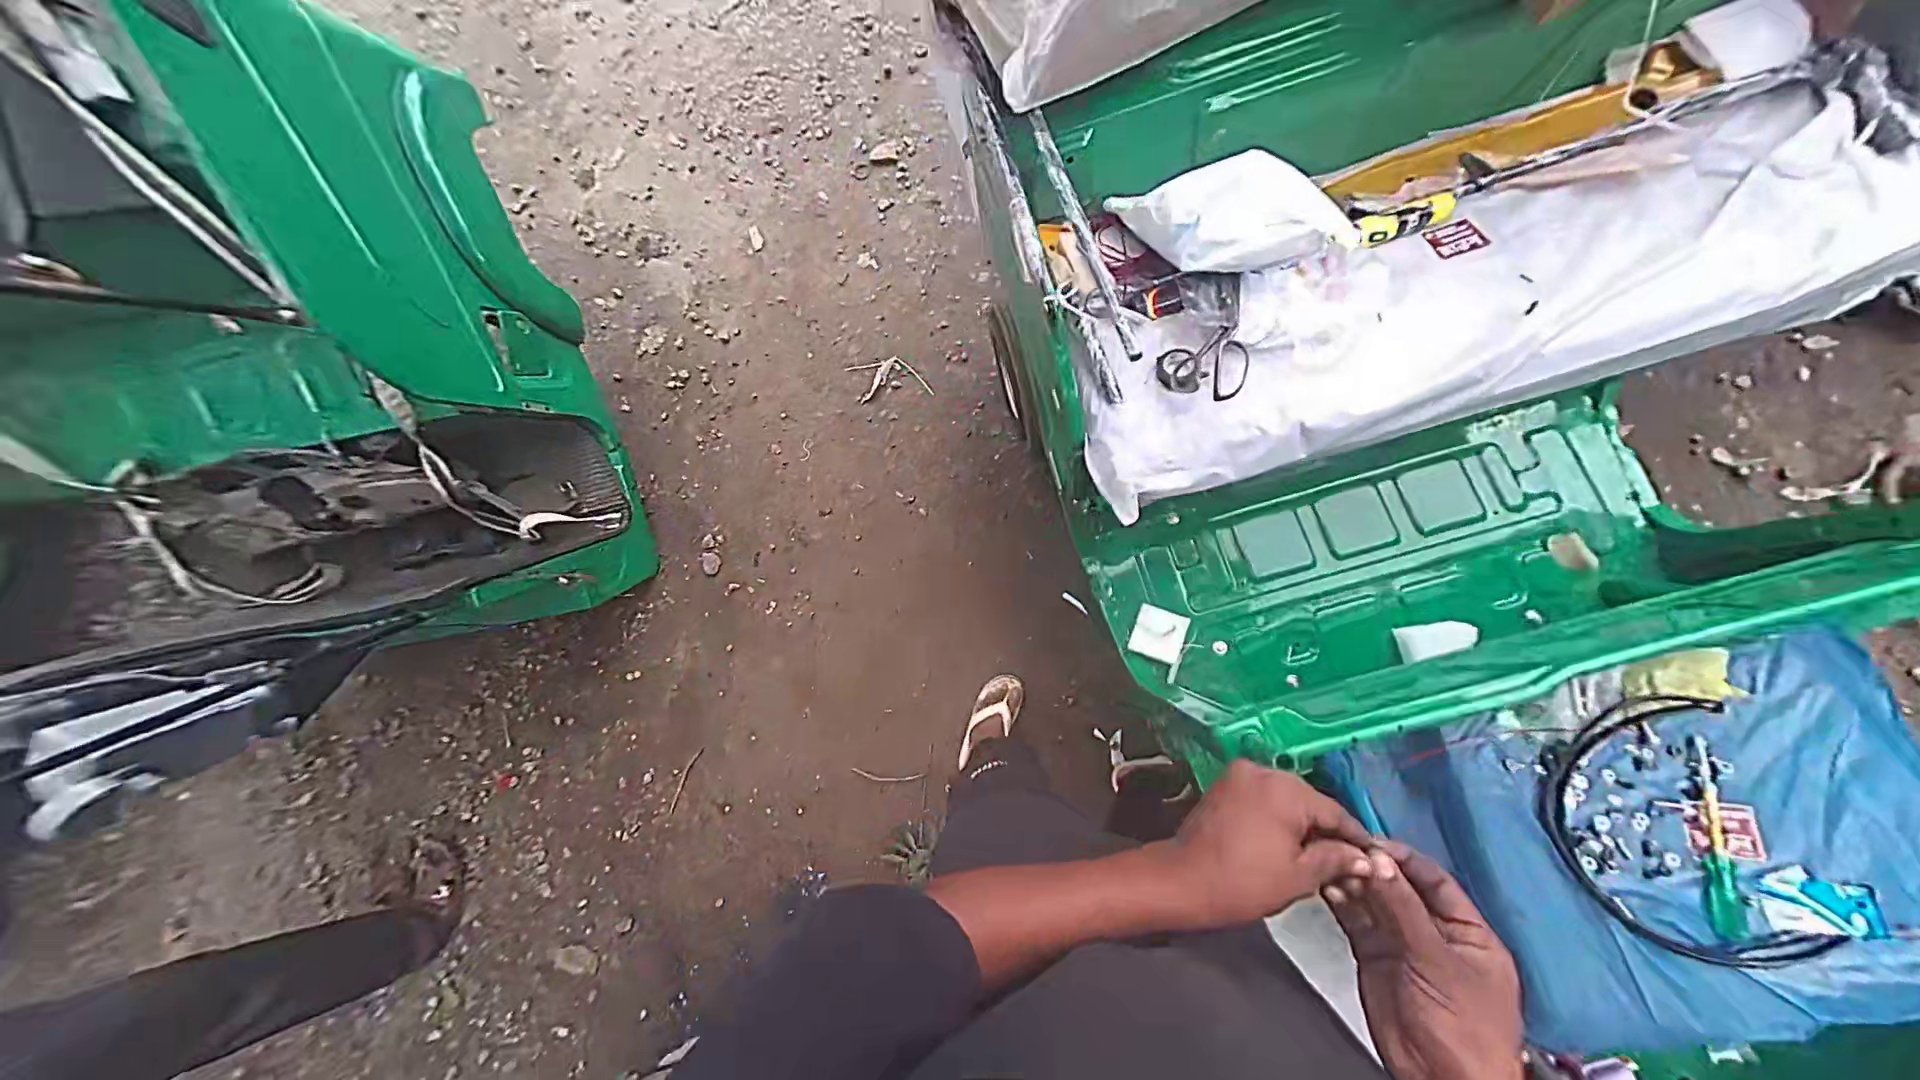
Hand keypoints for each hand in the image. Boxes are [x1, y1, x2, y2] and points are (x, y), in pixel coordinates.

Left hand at [1146, 760, 1375, 928]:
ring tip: (1320, 858)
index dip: (1356, 839)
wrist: (1184, 878)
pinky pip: (1263, 796)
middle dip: (1328, 832)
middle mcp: (1262, 771)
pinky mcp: (1225, 784)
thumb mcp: (1299, 876)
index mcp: (1285, 789)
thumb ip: (1335, 860)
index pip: (1335, 812)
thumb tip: (1366, 858)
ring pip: (1286, 798)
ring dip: (1302, 824)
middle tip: (1347, 866)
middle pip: (1310, 802)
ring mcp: (1240, 774)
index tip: (1373, 862)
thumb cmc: (1244, 881)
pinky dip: (1278, 816)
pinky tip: (1288, 843)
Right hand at [1326, 842, 1523, 1079]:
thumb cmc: (1460, 1024)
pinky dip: (1340, 902)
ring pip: (1372, 900)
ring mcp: (1400, 942)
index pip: (1434, 881)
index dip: (1403, 859)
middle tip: (1341, 850)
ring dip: (1352, 882)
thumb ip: (1404, 908)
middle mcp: (1432, 931)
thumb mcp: (1437, 961)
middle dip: (1371, 868)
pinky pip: (1355, 919)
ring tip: (1329, 866)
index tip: (1370, 842)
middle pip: (1398, 887)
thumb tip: (1377, 859)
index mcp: (1467, 932)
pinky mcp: (1372, 953)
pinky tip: (1326, 887)